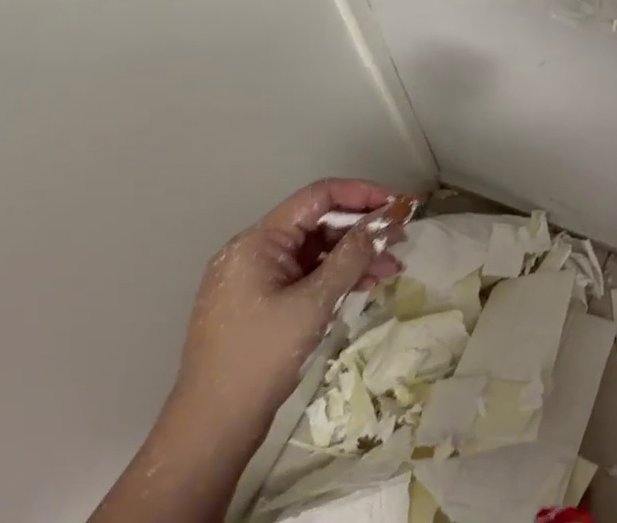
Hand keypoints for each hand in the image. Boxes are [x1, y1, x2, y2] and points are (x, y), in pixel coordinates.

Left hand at [175, 179, 408, 422]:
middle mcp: (253, 252)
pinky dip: (338, 276)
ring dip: (355, 255)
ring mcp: (256, 278)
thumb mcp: (315, 301)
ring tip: (392, 268)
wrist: (215, 422)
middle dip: (362, 228)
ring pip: (316, 251)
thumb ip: (352, 255)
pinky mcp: (262, 302)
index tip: (399, 206)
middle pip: (318, 222)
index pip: (317, 197)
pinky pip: (307, 274)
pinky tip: (366, 286)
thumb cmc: (262, 355)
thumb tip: (385, 220)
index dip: (362, 194)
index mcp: (257, 243)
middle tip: (402, 239)